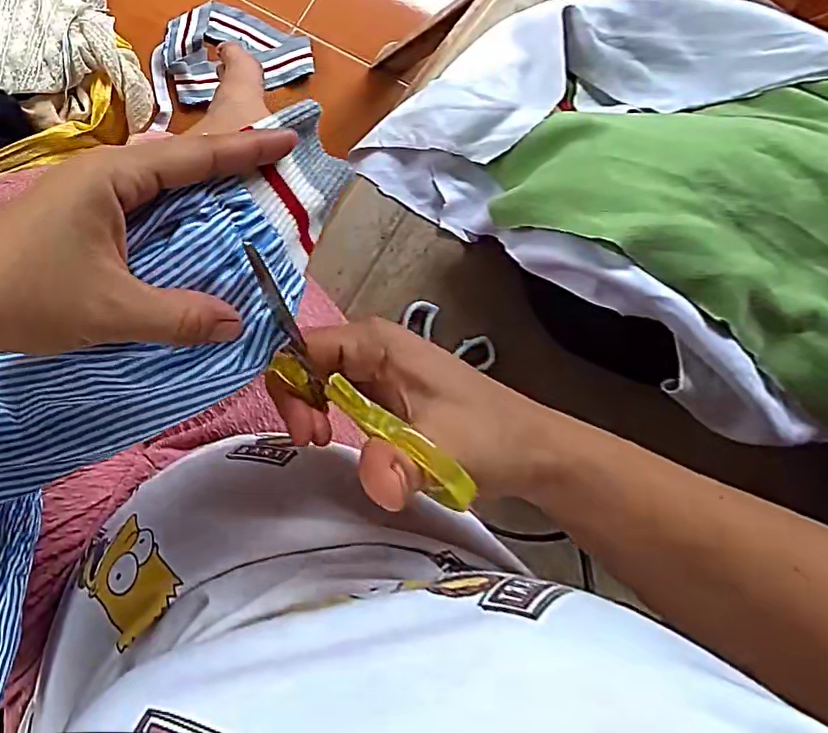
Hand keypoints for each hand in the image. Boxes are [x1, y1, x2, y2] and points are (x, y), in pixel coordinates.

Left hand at [0, 128, 298, 417]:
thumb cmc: (28, 298)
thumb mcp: (111, 311)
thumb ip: (180, 316)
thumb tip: (238, 323)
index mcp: (111, 177)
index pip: (191, 157)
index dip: (243, 149)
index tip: (285, 136)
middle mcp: (97, 171)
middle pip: (173, 159)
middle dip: (223, 159)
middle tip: (268, 160)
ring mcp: (79, 189)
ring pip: (151, 179)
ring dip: (193, 183)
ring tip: (235, 187)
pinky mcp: (69, 211)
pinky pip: (132, 198)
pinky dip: (165, 205)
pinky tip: (178, 221)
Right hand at [266, 318, 550, 510]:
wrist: (535, 452)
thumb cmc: (491, 436)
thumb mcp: (443, 448)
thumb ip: (401, 463)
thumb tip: (375, 486)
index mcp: (375, 341)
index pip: (302, 347)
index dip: (291, 386)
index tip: (309, 433)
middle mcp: (369, 346)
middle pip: (303, 361)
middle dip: (296, 399)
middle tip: (315, 442)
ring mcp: (375, 367)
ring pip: (314, 377)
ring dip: (308, 409)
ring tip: (324, 443)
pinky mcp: (381, 390)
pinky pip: (333, 393)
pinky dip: (323, 414)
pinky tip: (337, 439)